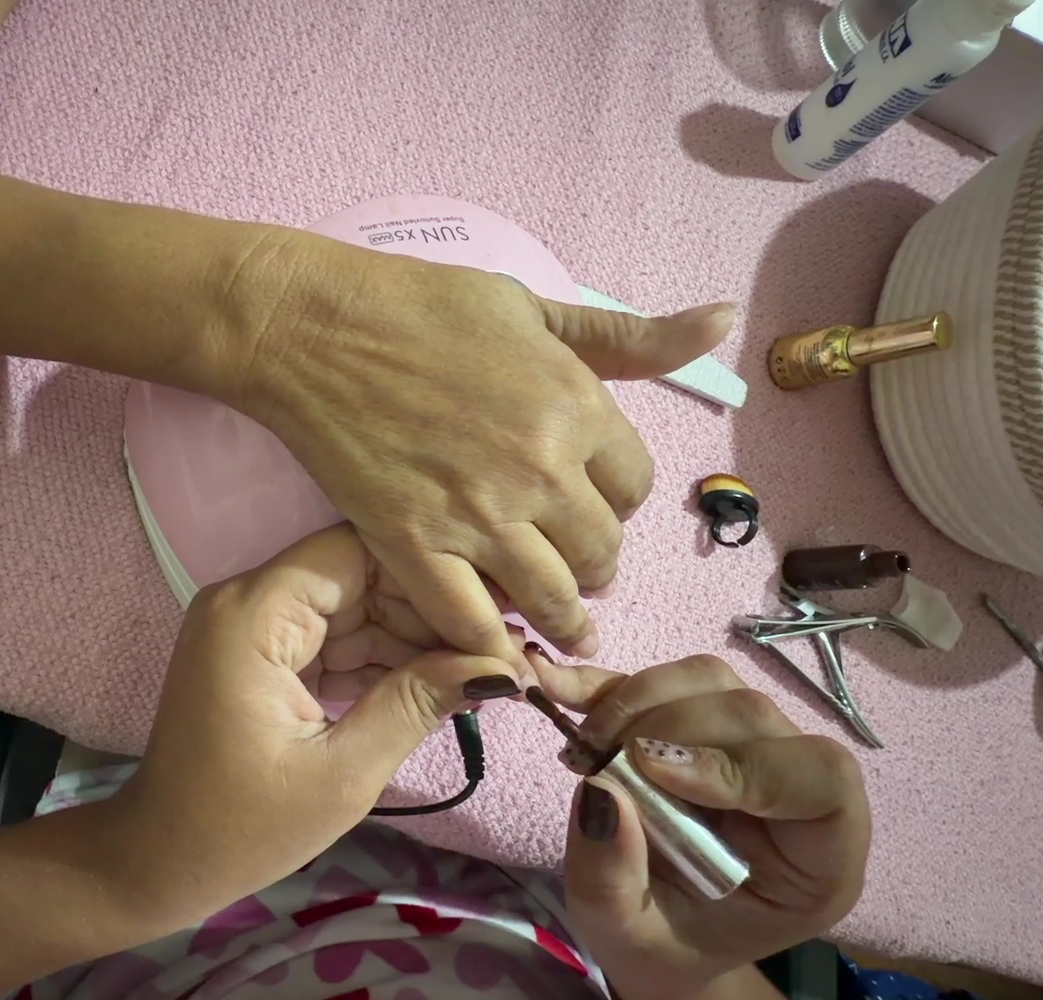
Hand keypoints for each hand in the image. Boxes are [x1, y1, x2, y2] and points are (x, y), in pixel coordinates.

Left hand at [110, 525, 514, 918]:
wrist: (159, 859)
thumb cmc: (242, 826)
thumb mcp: (342, 771)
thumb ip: (417, 703)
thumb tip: (501, 665)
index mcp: (256, 611)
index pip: (359, 550)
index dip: (431, 575)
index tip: (499, 609)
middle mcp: (249, 598)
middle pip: (357, 575)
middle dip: (427, 612)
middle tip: (503, 645)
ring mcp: (251, 623)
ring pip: (350, 606)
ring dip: (409, 638)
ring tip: (482, 666)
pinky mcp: (258, 651)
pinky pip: (330, 637)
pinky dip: (376, 659)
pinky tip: (433, 682)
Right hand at [238, 243, 732, 669]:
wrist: (319, 329)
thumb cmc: (421, 306)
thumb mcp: (533, 304)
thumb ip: (627, 334)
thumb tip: (722, 320)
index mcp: (577, 408)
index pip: (635, 487)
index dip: (618, 503)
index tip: (593, 508)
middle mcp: (540, 472)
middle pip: (601, 552)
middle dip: (596, 565)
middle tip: (575, 570)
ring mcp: (475, 516)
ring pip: (549, 597)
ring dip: (561, 618)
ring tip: (558, 624)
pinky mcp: (411, 545)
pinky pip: (468, 621)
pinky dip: (490, 647)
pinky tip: (500, 652)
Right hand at [529, 654, 869, 999]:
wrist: (653, 928)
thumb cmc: (660, 943)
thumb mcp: (627, 935)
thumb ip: (613, 878)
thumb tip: (601, 791)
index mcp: (813, 859)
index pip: (819, 777)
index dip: (739, 762)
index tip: (651, 771)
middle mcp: (792, 789)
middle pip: (749, 713)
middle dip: (661, 728)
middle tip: (595, 764)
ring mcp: (745, 745)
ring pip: (709, 681)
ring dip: (635, 700)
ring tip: (586, 745)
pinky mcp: (693, 722)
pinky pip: (661, 681)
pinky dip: (608, 683)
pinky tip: (561, 691)